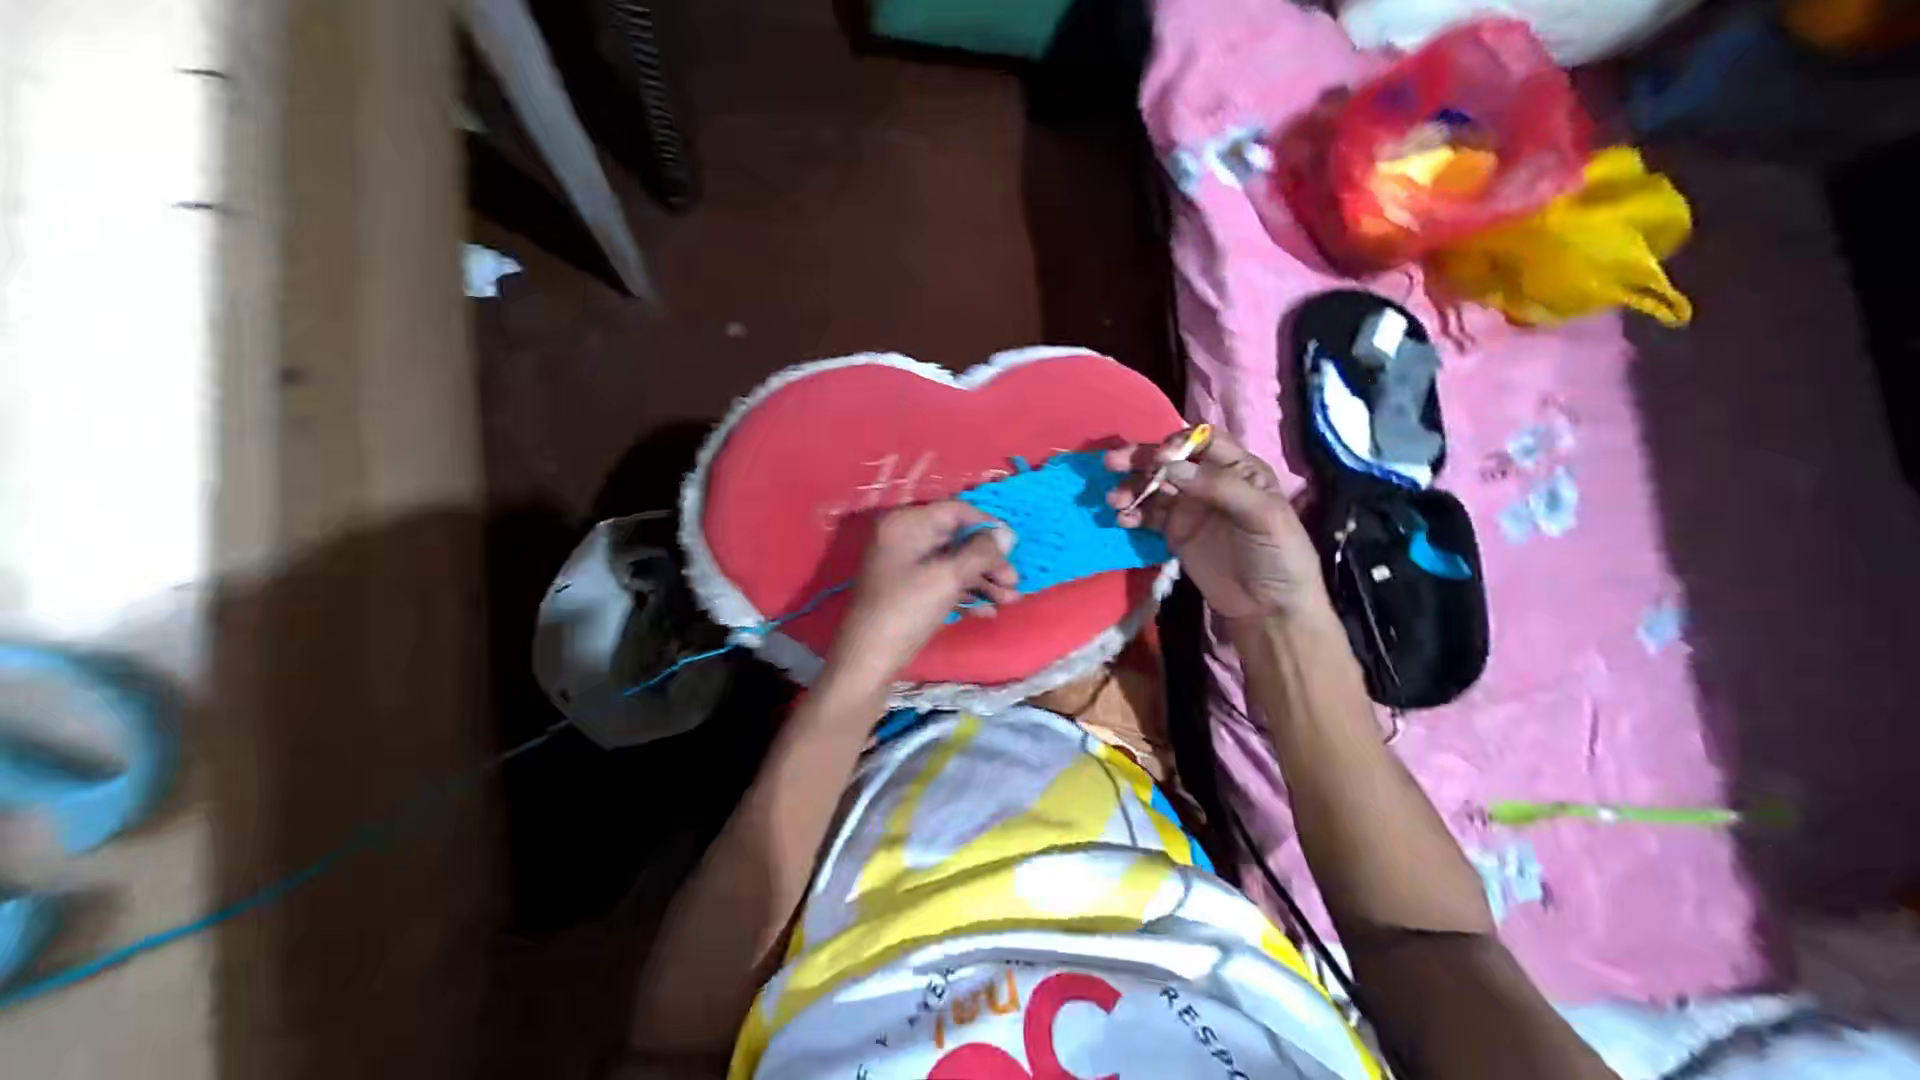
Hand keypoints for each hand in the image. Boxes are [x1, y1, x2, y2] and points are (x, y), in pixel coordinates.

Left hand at [824, 501, 1018, 686]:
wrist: (866, 660)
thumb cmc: (906, 610)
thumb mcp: (948, 577)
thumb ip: (981, 552)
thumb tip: (1007, 533)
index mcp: (906, 523)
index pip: (957, 511)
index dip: (988, 526)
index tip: (1015, 548)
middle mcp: (903, 537)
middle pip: (957, 539)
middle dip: (989, 561)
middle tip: (1014, 583)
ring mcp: (903, 565)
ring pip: (951, 563)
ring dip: (982, 581)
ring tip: (1009, 601)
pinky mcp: (905, 590)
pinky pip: (940, 582)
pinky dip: (964, 593)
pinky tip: (987, 612)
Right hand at [1106, 429, 1327, 621]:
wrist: (1268, 608)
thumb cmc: (1278, 555)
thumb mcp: (1262, 515)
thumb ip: (1219, 486)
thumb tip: (1169, 466)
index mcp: (1239, 470)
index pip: (1203, 442)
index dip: (1178, 443)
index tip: (1157, 458)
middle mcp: (1210, 482)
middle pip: (1170, 460)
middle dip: (1141, 458)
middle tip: (1113, 463)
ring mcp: (1189, 508)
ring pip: (1154, 486)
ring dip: (1132, 488)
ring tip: (1115, 501)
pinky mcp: (1174, 533)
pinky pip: (1148, 516)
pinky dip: (1132, 514)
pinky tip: (1122, 520)